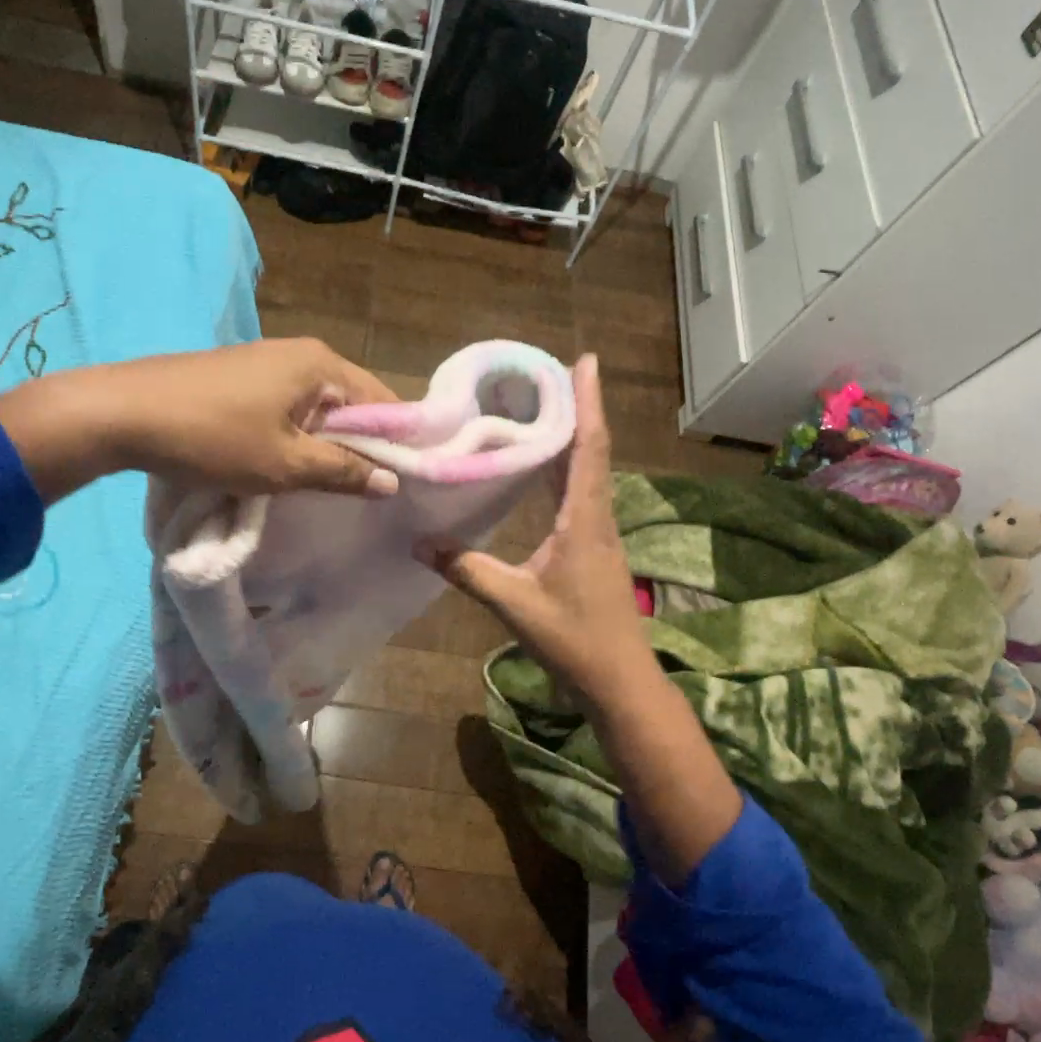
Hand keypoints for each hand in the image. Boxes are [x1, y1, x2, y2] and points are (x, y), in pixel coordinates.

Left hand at [0, 338, 398, 501]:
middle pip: (350, 400)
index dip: (398, 441)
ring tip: (330, 482)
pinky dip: (296, 432)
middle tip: (369, 489)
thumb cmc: (213, 438)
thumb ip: (342, 471)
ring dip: (326, 440)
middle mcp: (299, 352)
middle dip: (361, 443)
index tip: (405, 480)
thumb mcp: (284, 465)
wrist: (122, 413)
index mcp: (321, 364)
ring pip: (316, 405)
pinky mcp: (238, 375)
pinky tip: (288, 462)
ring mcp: (265, 359)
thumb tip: (391, 481)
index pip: (383, 400)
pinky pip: (286, 404)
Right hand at [425, 354, 742, 877]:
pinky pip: (581, 495)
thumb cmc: (573, 639)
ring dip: (570, 437)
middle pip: (590, 450)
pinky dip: (564, 470)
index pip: (588, 448)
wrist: (620, 680)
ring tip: (542, 407)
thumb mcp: (514, 603)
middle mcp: (597, 517)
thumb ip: (467, 570)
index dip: (587, 402)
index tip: (584, 361)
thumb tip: (420, 542)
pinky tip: (542, 470)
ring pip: (586, 472)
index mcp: (584, 520)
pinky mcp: (594, 549)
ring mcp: (599, 534)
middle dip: (575, 408)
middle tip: (548, 374)